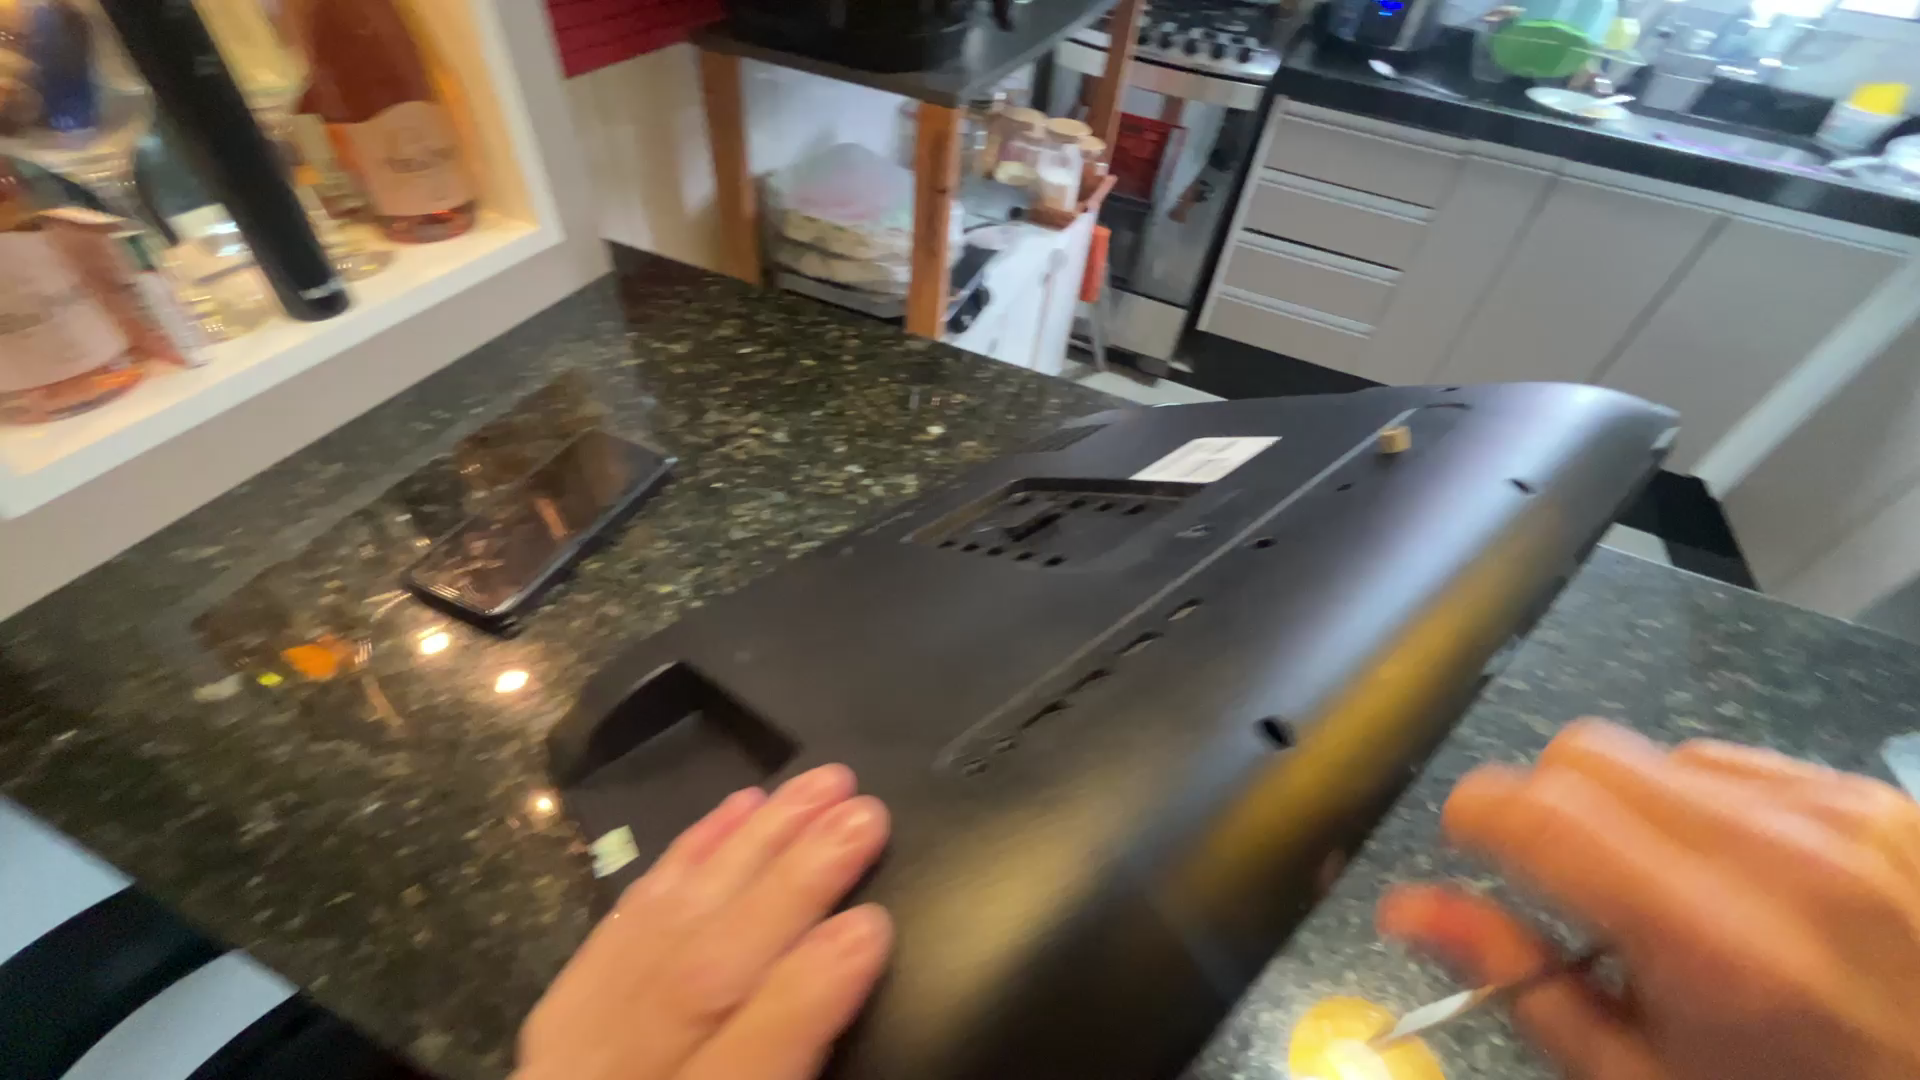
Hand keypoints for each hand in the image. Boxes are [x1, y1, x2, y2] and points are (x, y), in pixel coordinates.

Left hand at [516, 765, 892, 1079]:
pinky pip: (620, 923)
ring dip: (747, 845)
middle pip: (697, 979)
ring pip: (661, 928)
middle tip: (862, 816)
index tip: (875, 923)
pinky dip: (682, 858)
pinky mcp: (556, 1019)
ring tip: (814, 787)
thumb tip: (852, 978)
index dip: (805, 995)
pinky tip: (733, 809)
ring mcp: (566, 1055)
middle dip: (788, 887)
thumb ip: (799, 1066)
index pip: (738, 1066)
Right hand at [1379, 720, 1919, 1079]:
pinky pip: (1718, 759)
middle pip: (1576, 756)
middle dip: (1541, 801)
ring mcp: (1841, 820)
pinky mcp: (1874, 800)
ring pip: (1639, 752)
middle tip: (1567, 871)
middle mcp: (1781, 861)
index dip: (1475, 815)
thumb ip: (1514, 977)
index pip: (1534, 809)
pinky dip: (1693, 801)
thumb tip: (1403, 908)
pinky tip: (1732, 869)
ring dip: (1617, 803)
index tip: (1475, 845)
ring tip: (1665, 880)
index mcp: (1713, 944)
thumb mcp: (1640, 1074)